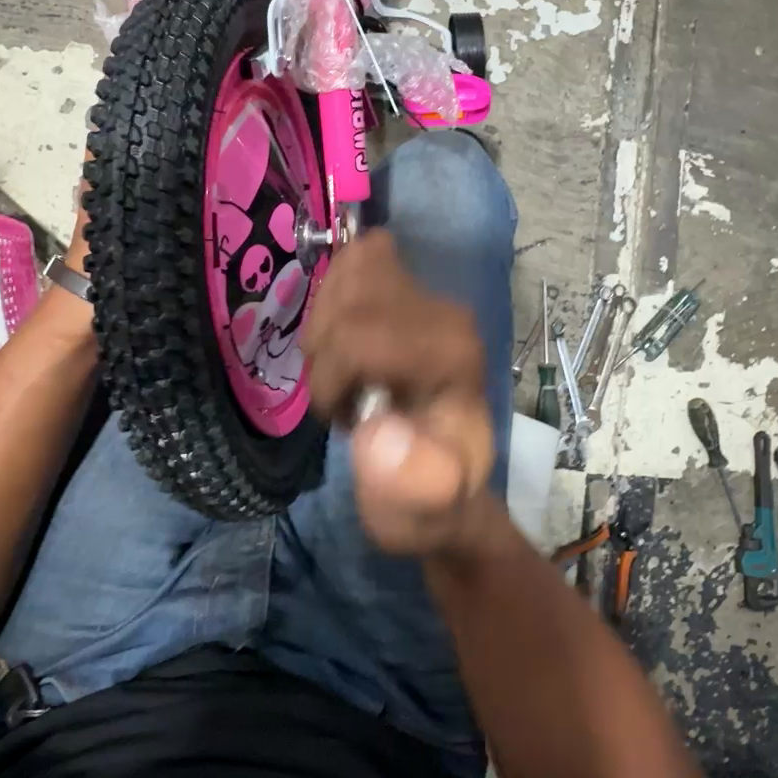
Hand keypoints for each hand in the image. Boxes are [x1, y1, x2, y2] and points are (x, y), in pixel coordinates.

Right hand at [304, 231, 493, 556]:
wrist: (442, 479)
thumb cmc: (430, 500)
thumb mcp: (423, 515)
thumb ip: (409, 486)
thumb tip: (378, 435)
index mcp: (453, 356)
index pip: (360, 333)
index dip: (331, 379)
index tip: (345, 421)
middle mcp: (445, 311)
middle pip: (346, 297)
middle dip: (324, 355)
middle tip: (343, 400)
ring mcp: (427, 292)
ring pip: (344, 272)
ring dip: (325, 328)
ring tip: (346, 375)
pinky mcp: (406, 284)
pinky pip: (350, 262)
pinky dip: (331, 303)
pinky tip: (345, 346)